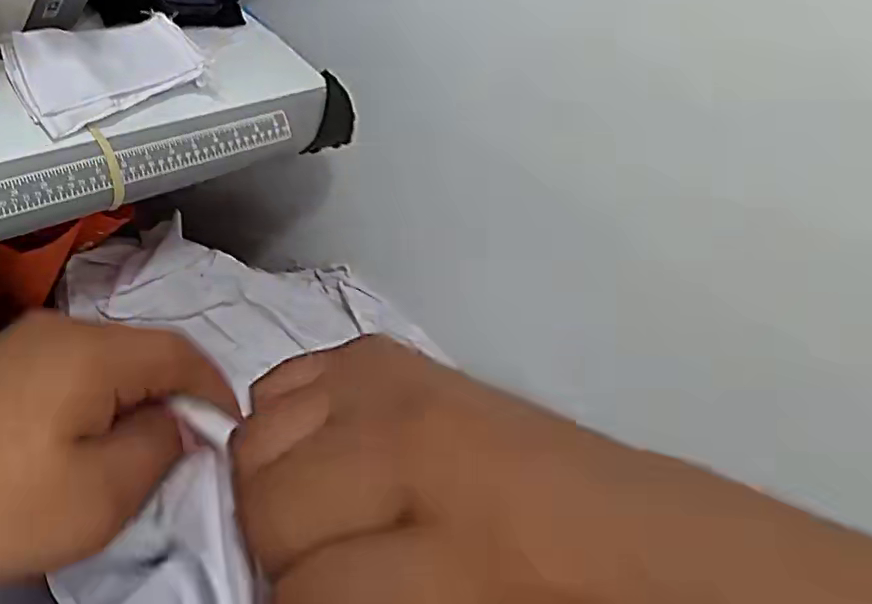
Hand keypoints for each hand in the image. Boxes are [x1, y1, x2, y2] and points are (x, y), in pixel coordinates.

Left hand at [0, 310, 240, 591]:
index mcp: (88, 349)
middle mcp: (54, 330)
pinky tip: (77, 446)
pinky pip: (63, 372)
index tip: (232, 435)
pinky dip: (89, 403)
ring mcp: (19, 343)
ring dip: (127, 404)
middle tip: (183, 460)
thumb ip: (155, 449)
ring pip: (99, 363)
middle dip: (170, 400)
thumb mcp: (98, 494)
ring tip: (131, 462)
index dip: (214, 390)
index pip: (177, 351)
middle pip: (136, 352)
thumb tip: (179, 423)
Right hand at [233, 335, 871, 603]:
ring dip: (271, 492)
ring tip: (315, 524)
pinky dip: (281, 432)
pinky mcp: (370, 352)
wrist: (675, 549)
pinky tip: (325, 463)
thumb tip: (290, 597)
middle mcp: (406, 441)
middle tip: (315, 580)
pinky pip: (273, 385)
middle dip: (279, 559)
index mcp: (468, 546)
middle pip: (269, 502)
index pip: (313, 587)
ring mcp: (382, 381)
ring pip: (255, 437)